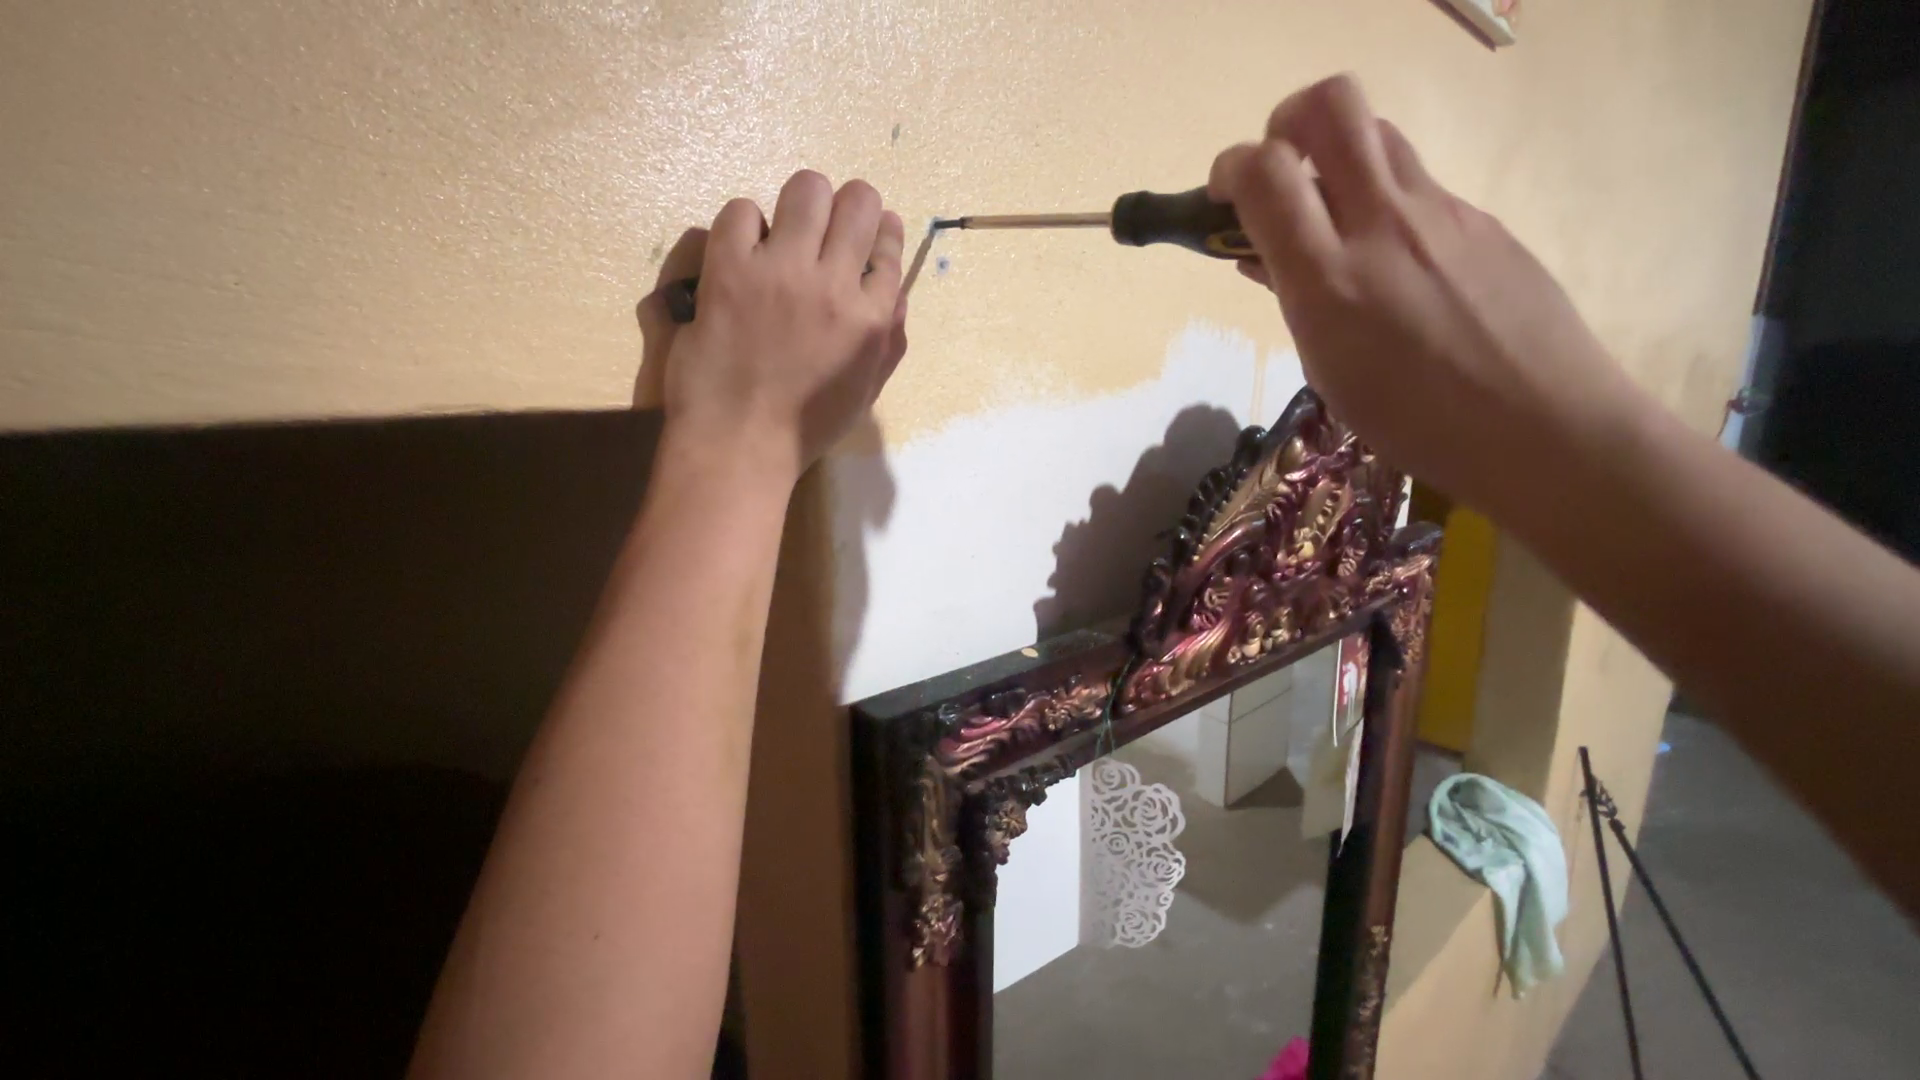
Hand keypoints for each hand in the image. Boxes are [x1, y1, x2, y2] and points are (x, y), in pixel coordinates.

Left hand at [662, 170, 907, 482]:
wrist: (740, 443)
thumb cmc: (806, 427)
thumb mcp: (866, 392)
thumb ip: (890, 342)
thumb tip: (895, 292)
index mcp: (871, 317)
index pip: (888, 246)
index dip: (880, 231)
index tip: (870, 231)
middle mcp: (834, 284)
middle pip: (858, 201)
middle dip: (848, 205)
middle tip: (826, 227)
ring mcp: (781, 272)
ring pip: (807, 190)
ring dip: (801, 205)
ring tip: (785, 231)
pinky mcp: (730, 270)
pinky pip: (741, 211)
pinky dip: (744, 225)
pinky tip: (742, 251)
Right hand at [1209, 75, 1642, 508]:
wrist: (1541, 428)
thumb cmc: (1413, 423)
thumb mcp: (1327, 369)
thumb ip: (1293, 298)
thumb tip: (1263, 257)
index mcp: (1331, 279)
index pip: (1266, 172)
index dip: (1230, 168)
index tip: (1223, 194)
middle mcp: (1385, 225)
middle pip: (1332, 106)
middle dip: (1286, 123)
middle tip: (1279, 174)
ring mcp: (1441, 213)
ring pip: (1378, 136)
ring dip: (1338, 158)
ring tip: (1332, 220)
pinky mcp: (1481, 219)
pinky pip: (1417, 185)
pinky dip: (1382, 204)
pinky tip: (1392, 265)